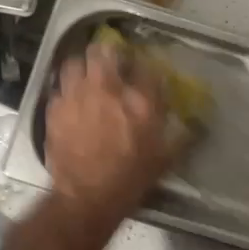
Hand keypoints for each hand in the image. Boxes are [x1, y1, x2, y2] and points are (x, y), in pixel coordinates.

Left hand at [45, 41, 172, 229]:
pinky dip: (66, 92)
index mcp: (140, 99)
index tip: (143, 72)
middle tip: (111, 63)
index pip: (145, 66)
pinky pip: (59, 90)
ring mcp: (77, 96)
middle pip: (104, 51)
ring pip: (74, 63)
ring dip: (82, 67)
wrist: (87, 198)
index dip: (143, 65)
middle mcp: (107, 89)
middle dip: (107, 53)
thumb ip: (178, 134)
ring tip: (86, 76)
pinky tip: (71, 103)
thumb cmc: (130, 178)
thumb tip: (193, 125)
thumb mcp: (164, 157)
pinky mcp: (55, 110)